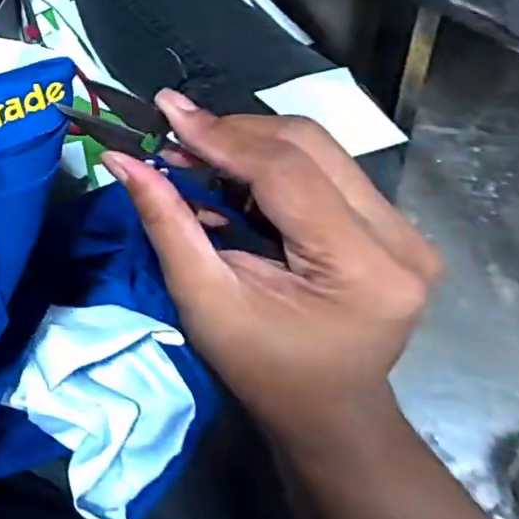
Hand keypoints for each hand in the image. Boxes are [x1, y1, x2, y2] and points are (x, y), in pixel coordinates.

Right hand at [104, 89, 441, 440]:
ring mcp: (400, 228)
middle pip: (306, 144)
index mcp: (362, 269)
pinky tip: (228, 177)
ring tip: (194, 155)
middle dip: (231, 130)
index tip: (164, 109)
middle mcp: (398, 239)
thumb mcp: (202, 296)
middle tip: (174, 137)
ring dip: (245, 139)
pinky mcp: (386, 223)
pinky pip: (317, 163)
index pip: (285, 172)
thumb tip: (119, 157)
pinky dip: (262, 158)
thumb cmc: (262, 365)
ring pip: (313, 145)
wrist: (327, 410)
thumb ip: (165, 220)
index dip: (219, 135)